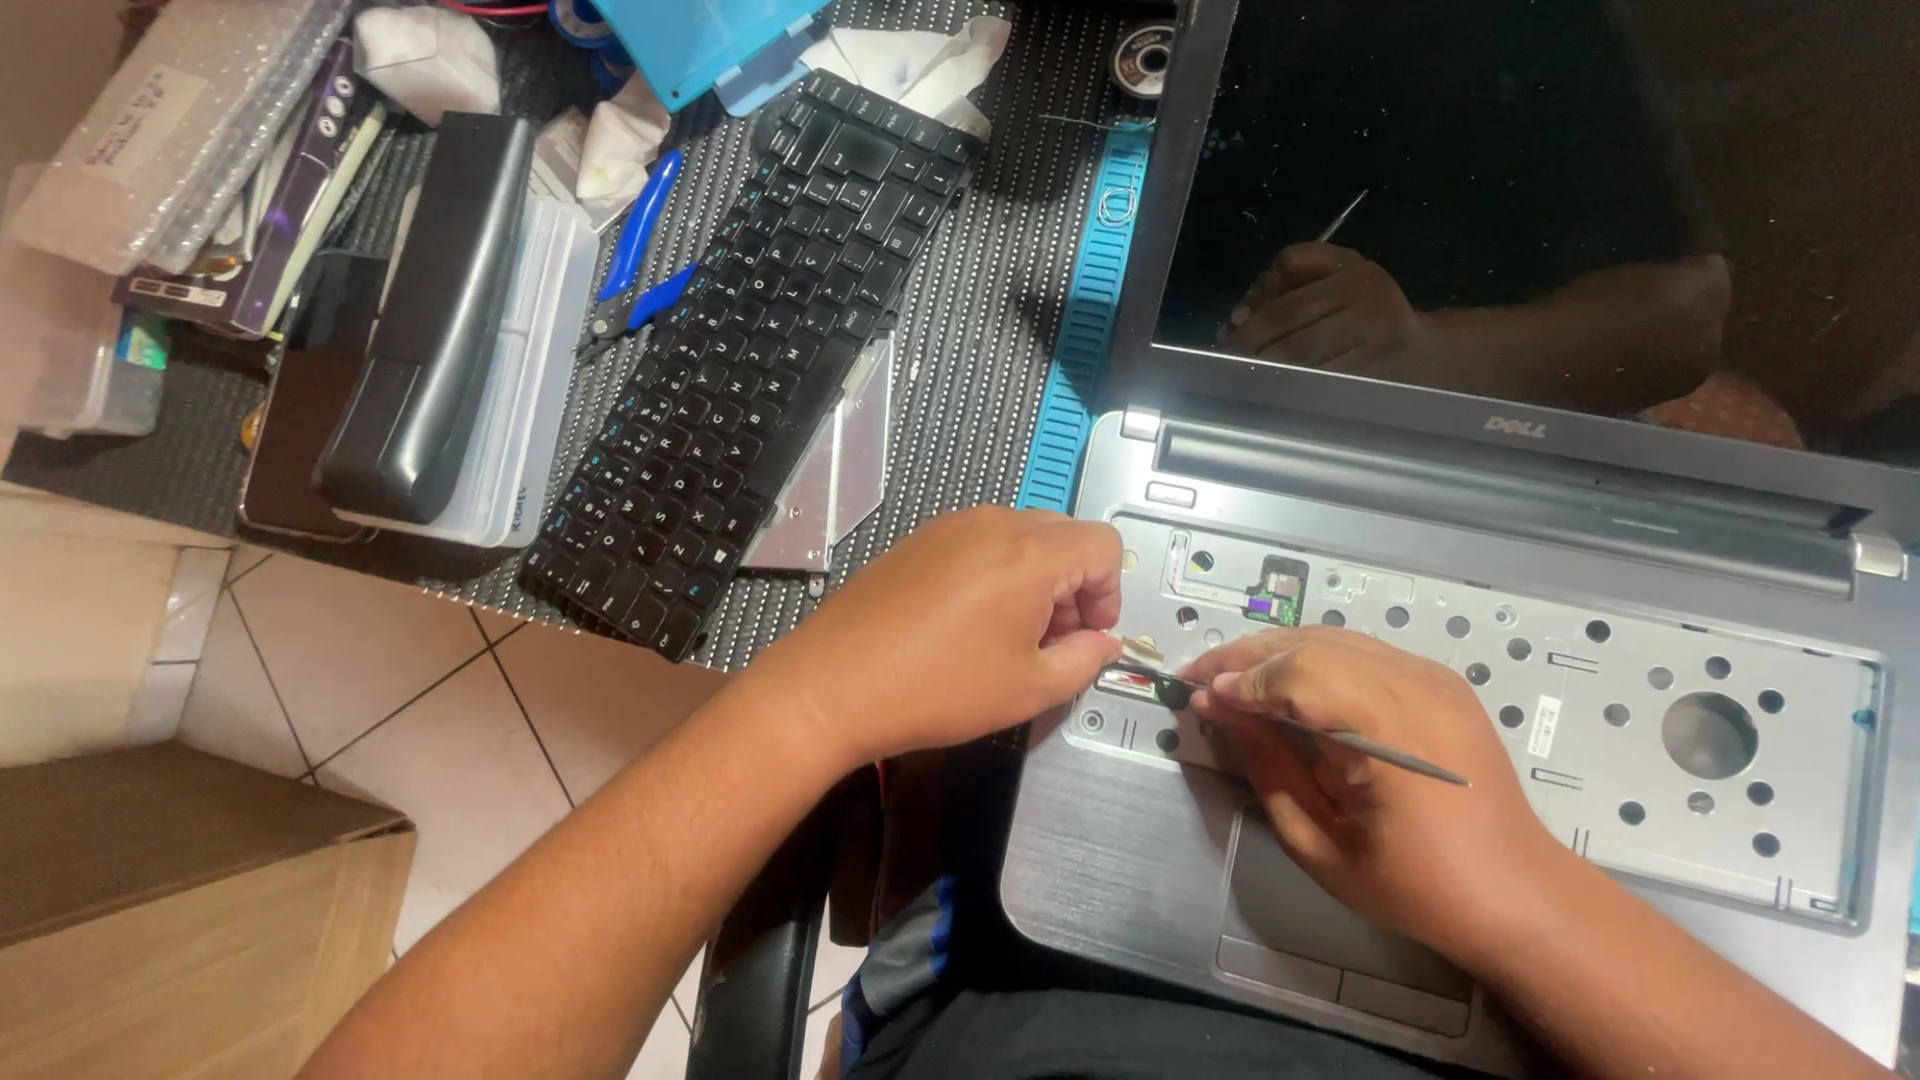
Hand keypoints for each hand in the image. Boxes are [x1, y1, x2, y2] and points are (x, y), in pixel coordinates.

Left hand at [743, 506, 1123, 768]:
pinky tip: (966, 621)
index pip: (1102, 544)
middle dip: (1074, 585)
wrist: (834, 684)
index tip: (1087, 635)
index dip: (1109, 592)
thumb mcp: (1027, 689)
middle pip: (1064, 535)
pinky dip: (995, 571)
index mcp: (1028, 553)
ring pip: (1020, 537)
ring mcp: (950, 526)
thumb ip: (1083, 660)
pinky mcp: (919, 540)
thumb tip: (1104, 644)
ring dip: (1035, 578)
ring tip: (1007, 634)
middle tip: (1051, 639)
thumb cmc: (938, 689)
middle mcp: (992, 523)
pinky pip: (979, 541)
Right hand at [1184, 626, 1569, 960]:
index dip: (1242, 679)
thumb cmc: (1414, 885)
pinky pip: (1359, 648)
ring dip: (1275, 650)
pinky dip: (1311, 655)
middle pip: (1312, 644)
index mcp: (1393, 732)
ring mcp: (1433, 677)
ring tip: (1231, 675)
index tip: (1198, 696)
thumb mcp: (1317, 841)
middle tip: (1201, 676)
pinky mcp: (1438, 680)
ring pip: (1333, 637)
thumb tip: (1215, 706)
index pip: (1299, 674)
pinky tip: (1283, 679)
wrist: (1519, 895)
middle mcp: (1417, 687)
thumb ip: (1263, 764)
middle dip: (1248, 655)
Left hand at [1221, 243, 1428, 367]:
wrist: (1421, 351)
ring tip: (1241, 377)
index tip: (1230, 329)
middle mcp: (1365, 294)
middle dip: (1250, 340)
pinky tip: (1273, 392)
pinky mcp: (1376, 369)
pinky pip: (1320, 379)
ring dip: (1264, 365)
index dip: (1255, 298)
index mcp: (1351, 269)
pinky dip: (1290, 386)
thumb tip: (1236, 319)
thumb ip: (1283, 287)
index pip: (1291, 267)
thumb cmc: (1363, 314)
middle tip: (1225, 361)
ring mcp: (1374, 333)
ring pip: (1302, 349)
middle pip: (1290, 314)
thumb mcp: (1332, 282)